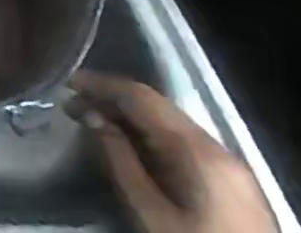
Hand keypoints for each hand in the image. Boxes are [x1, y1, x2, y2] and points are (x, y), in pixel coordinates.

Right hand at [68, 70, 274, 232]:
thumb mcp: (151, 217)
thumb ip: (120, 161)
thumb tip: (93, 117)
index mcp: (198, 150)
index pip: (141, 97)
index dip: (101, 85)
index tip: (67, 82)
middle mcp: (217, 147)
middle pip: (157, 105)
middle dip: (112, 98)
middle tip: (73, 104)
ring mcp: (230, 166)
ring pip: (171, 123)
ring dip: (130, 116)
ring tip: (93, 120)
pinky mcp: (233, 185)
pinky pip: (184, 144)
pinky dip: (151, 135)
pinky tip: (130, 145)